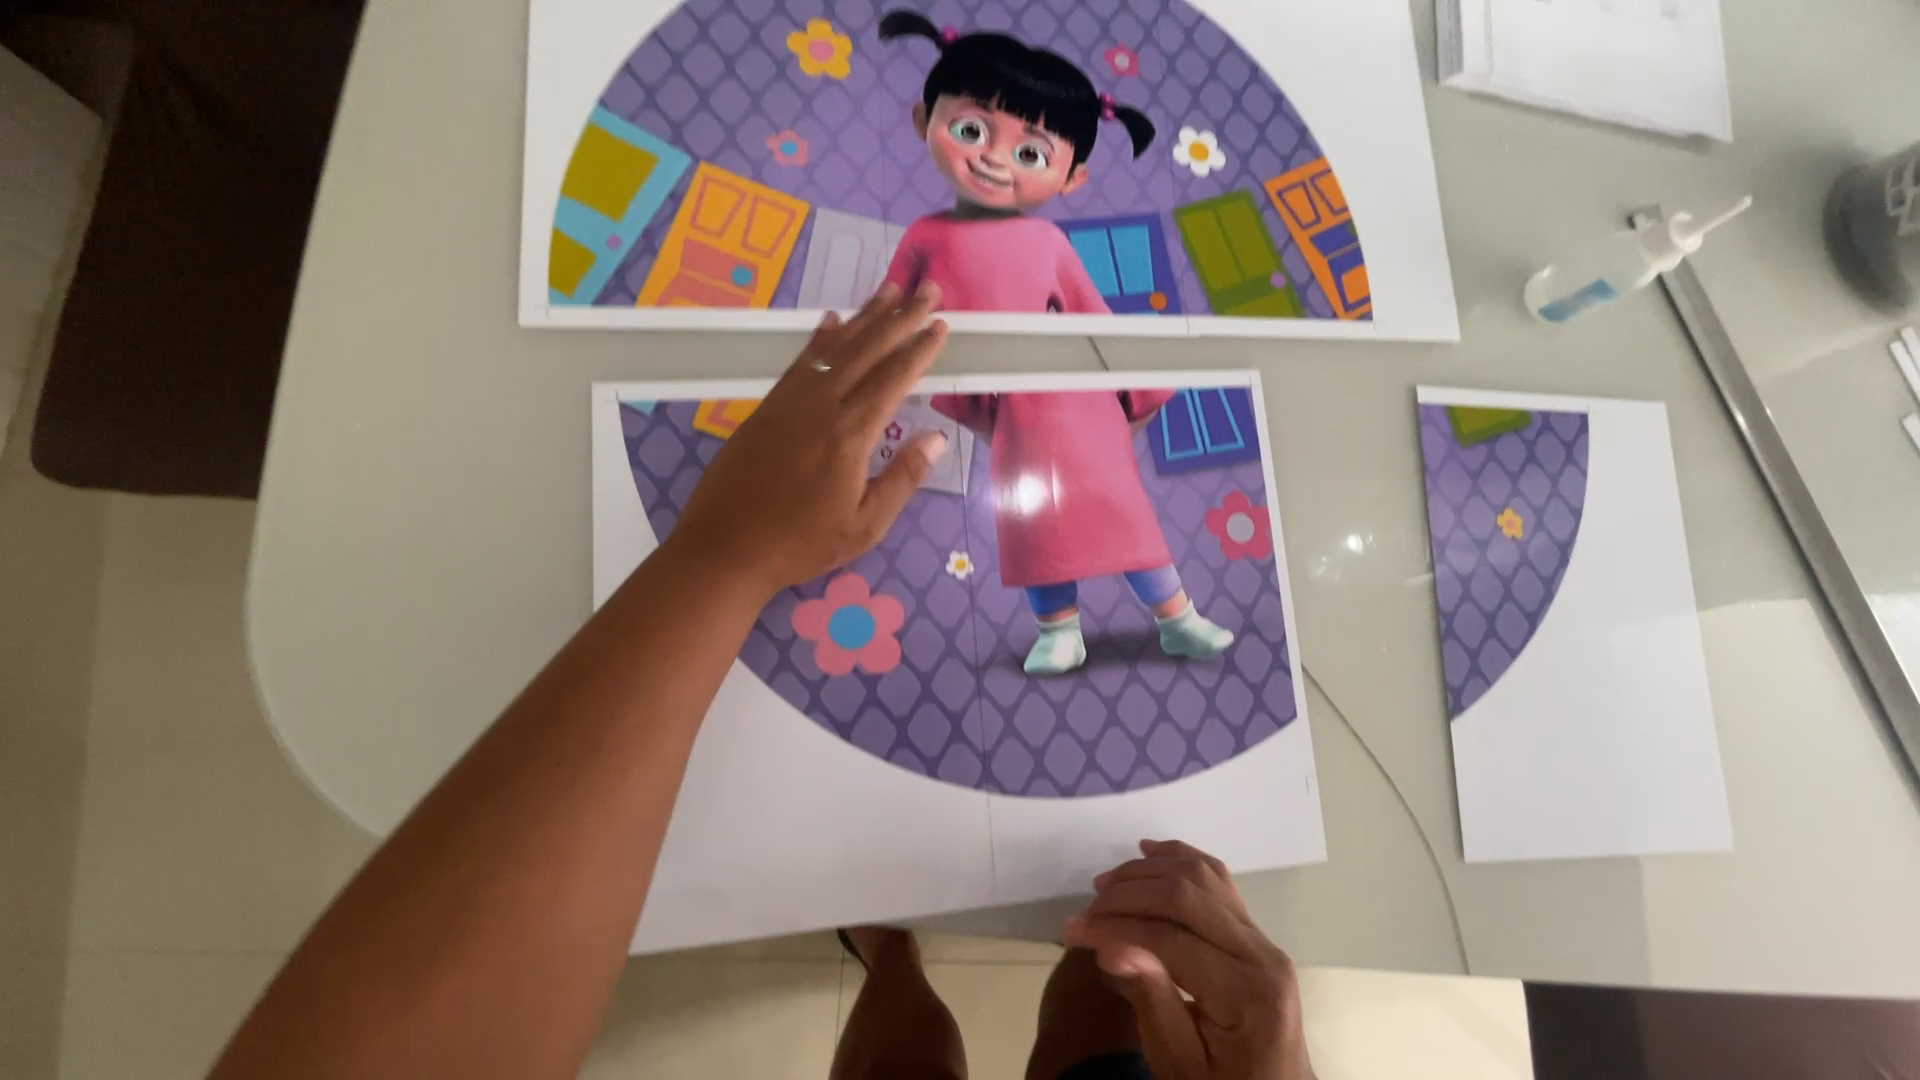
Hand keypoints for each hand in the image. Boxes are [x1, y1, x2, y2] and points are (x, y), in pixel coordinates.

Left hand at [668, 282, 950, 599]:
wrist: (726, 548)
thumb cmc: (802, 544)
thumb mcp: (865, 525)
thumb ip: (903, 478)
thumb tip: (936, 438)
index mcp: (851, 435)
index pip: (893, 379)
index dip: (919, 349)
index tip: (941, 325)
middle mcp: (821, 406)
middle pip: (868, 351)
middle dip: (901, 318)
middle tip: (928, 291)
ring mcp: (790, 403)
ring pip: (834, 348)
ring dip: (866, 317)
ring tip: (890, 291)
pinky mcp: (767, 408)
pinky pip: (801, 361)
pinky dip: (821, 338)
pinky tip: (833, 320)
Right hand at [1064, 840, 1314, 1079]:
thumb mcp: (1180, 1064)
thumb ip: (1151, 1001)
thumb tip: (1109, 946)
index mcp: (1247, 995)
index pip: (1171, 940)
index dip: (1116, 929)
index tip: (1072, 932)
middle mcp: (1262, 954)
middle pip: (1186, 897)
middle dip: (1127, 895)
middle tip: (1086, 913)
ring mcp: (1262, 938)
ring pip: (1201, 876)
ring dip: (1147, 871)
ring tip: (1105, 886)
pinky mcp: (1254, 931)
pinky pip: (1218, 878)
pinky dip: (1180, 858)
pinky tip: (1149, 851)